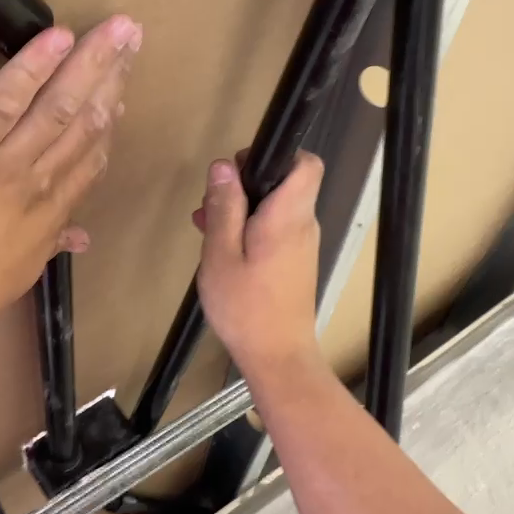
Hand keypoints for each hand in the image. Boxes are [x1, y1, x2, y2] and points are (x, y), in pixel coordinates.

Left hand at [0, 15, 140, 336]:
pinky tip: (60, 37)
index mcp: (51, 215)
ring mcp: (6, 161)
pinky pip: (7, 98)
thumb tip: (81, 238)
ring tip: (116, 30)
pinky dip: (34, 66)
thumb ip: (51, 244)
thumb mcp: (19, 273)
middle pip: (85, 123)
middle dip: (111, 78)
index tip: (121, 94)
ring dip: (91, 63)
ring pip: (59, 105)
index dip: (109, 122)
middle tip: (131, 40)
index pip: (90, 160)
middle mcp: (40, 182)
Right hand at [194, 150, 323, 372]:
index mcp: (288, 216)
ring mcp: (301, 245)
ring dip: (241, 210)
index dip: (275, 155)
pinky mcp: (294, 263)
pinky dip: (247, 230)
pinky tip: (220, 250)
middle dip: (246, 185)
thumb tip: (224, 166)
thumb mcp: (221, 254)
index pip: (306, 163)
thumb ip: (224, 208)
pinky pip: (273, 231)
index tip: (241, 170)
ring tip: (207, 228)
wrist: (277, 357)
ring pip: (273, 208)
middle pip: (284, 183)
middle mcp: (302, 225)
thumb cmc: (246, 307)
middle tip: (212, 206)